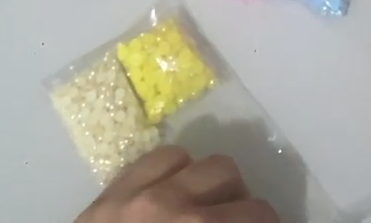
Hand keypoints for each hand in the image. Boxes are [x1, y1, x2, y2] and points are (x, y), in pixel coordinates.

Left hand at [76, 146, 280, 222]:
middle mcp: (180, 214)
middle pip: (242, 191)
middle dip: (250, 213)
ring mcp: (148, 196)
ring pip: (211, 165)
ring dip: (220, 188)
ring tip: (212, 209)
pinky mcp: (119, 187)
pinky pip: (167, 156)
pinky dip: (181, 171)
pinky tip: (177, 193)